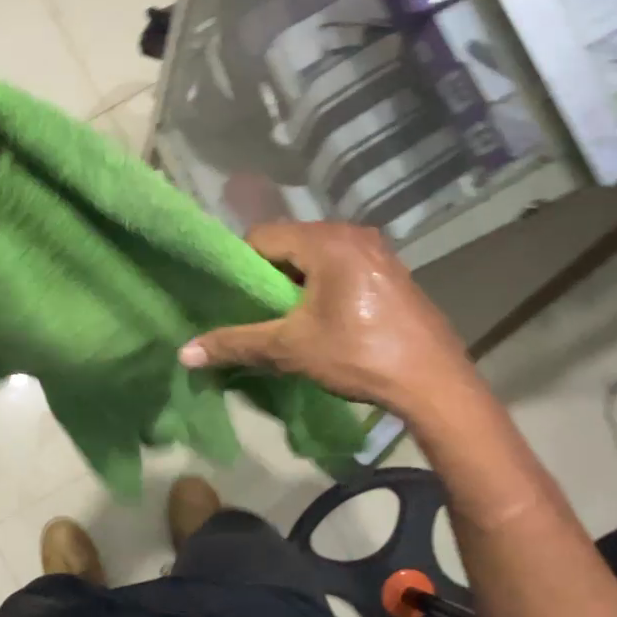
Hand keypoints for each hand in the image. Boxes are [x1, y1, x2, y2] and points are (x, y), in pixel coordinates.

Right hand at [179, 222, 474, 416]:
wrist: (432, 381)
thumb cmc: (358, 356)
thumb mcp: (290, 349)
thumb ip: (236, 343)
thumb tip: (184, 353)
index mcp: (327, 242)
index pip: (263, 236)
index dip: (240, 266)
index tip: (231, 300)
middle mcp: (353, 235)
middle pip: (290, 245)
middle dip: (268, 278)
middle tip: (254, 315)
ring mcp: (377, 252)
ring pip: (316, 259)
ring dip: (294, 287)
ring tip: (284, 323)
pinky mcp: (390, 273)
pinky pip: (340, 269)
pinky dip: (321, 289)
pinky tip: (319, 323)